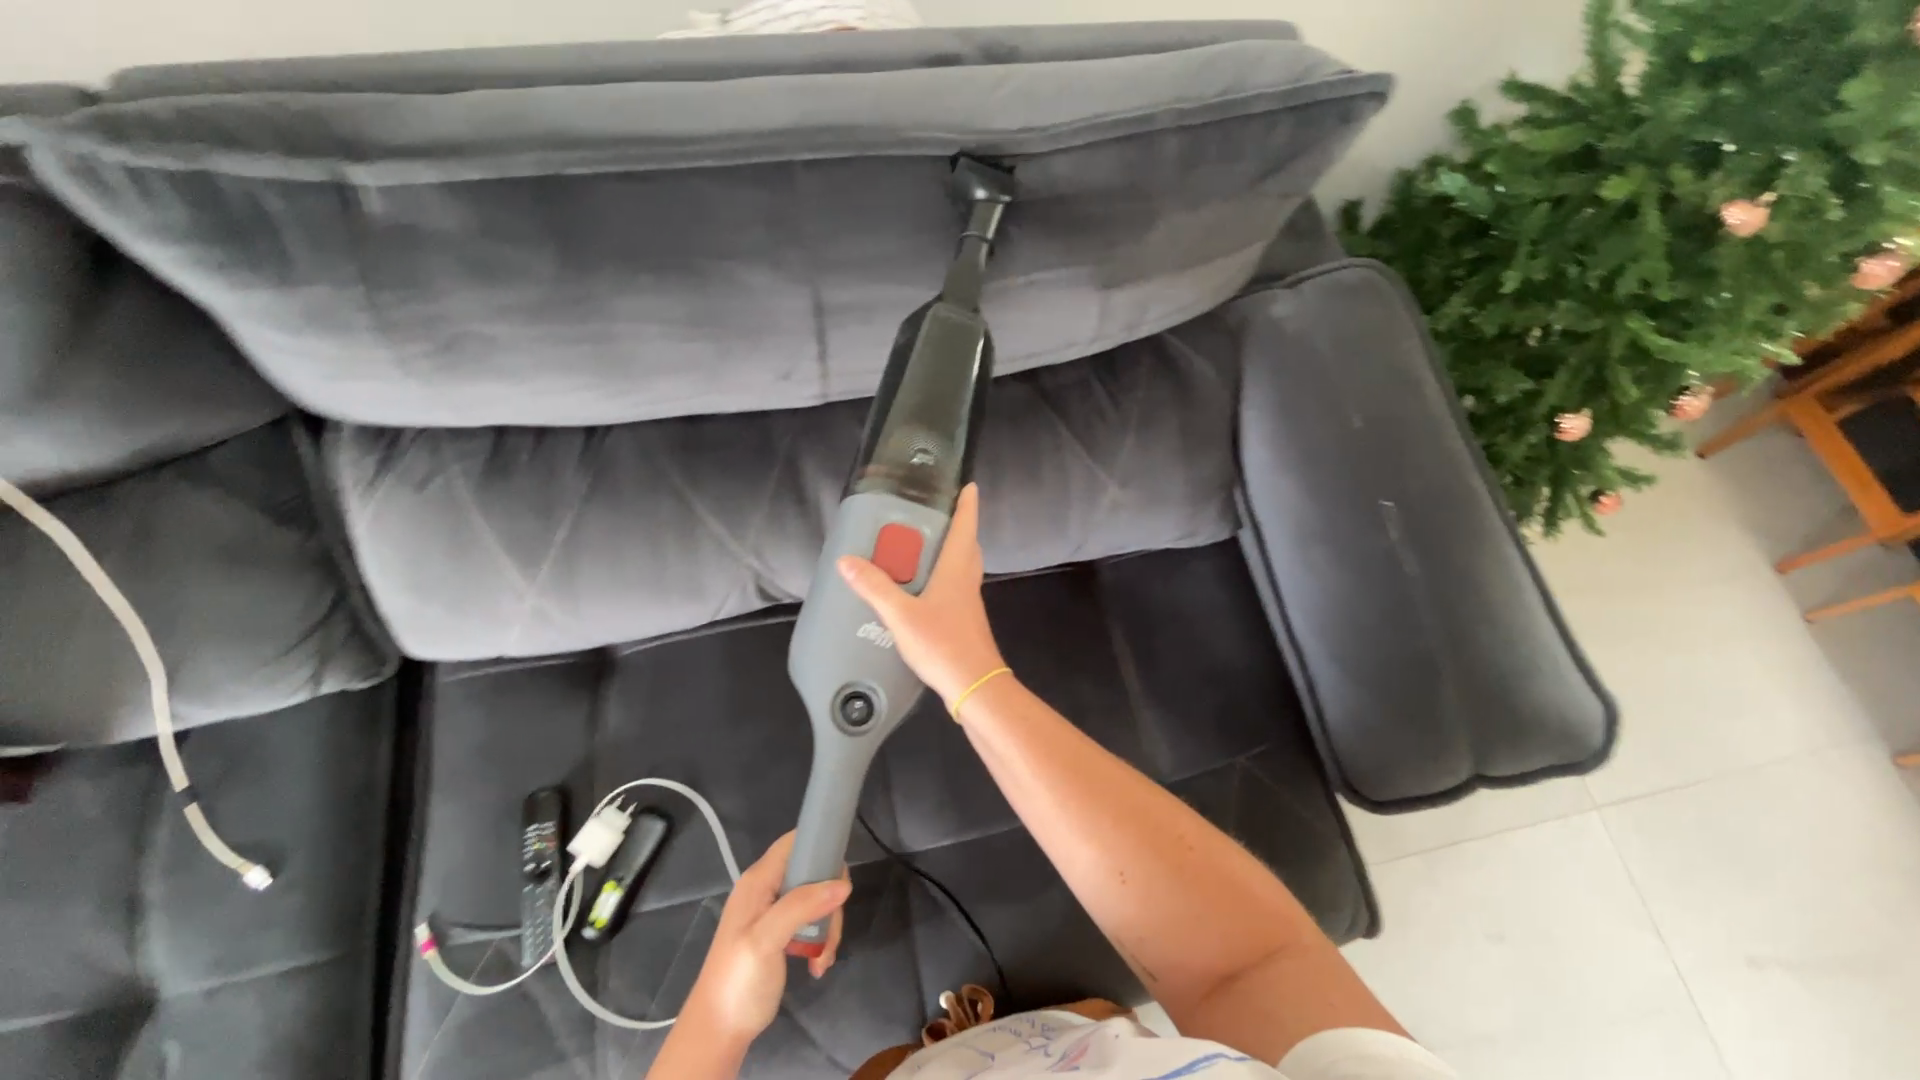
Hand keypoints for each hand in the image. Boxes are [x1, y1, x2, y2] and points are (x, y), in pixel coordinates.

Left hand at [682, 832, 850, 1043]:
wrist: (718, 1029)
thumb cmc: (737, 981)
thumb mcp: (765, 941)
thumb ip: (800, 907)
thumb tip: (843, 885)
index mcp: (758, 881)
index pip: (796, 842)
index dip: (822, 846)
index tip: (840, 877)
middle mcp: (767, 889)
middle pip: (814, 873)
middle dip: (829, 902)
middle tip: (829, 933)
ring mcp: (774, 912)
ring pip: (817, 900)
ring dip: (826, 927)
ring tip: (821, 959)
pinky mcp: (781, 933)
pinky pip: (811, 923)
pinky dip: (820, 941)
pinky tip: (817, 965)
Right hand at [837, 483, 1006, 708]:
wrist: (975, 686)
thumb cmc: (943, 645)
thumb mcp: (901, 615)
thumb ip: (875, 587)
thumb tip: (847, 560)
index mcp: (956, 570)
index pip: (965, 527)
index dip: (967, 505)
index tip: (969, 486)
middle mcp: (967, 582)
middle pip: (968, 547)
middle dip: (959, 528)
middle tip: (940, 517)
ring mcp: (969, 605)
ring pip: (963, 569)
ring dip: (951, 555)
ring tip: (927, 551)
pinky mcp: (967, 624)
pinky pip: (957, 591)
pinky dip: (944, 581)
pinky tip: (926, 594)